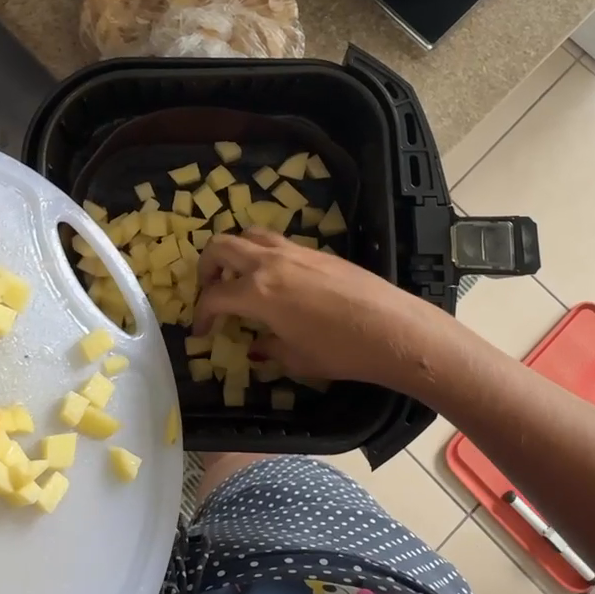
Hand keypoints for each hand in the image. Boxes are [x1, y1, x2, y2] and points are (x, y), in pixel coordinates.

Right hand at [194, 228, 453, 388]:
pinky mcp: (316, 251)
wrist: (393, 329)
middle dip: (207, 268)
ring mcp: (294, 252)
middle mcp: (268, 263)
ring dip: (234, 253)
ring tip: (239, 277)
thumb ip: (268, 349)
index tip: (201, 332)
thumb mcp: (296, 359)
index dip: (201, 315)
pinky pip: (276, 242)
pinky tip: (276, 280)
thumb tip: (255, 347)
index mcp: (256, 291)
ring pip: (249, 235)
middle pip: (221, 247)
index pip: (214, 296)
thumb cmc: (340, 351)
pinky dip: (262, 254)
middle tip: (211, 291)